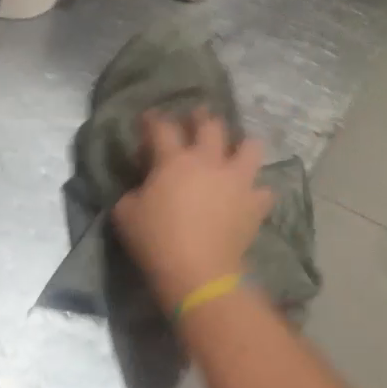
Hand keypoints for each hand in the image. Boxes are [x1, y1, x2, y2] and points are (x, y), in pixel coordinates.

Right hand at [112, 108, 272, 310]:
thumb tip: (142, 188)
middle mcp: (210, 161)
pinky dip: (254, 190)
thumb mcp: (124, 214)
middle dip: (201, 117)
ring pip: (250, 147)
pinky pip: (262, 189)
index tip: (148, 117)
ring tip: (234, 151)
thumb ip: (133, 192)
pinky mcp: (256, 203)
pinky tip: (246, 196)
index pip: (162, 128)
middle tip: (196, 117)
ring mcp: (238, 180)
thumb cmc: (154, 239)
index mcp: (174, 161)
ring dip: (241, 145)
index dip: (153, 120)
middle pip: (210, 125)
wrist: (197, 270)